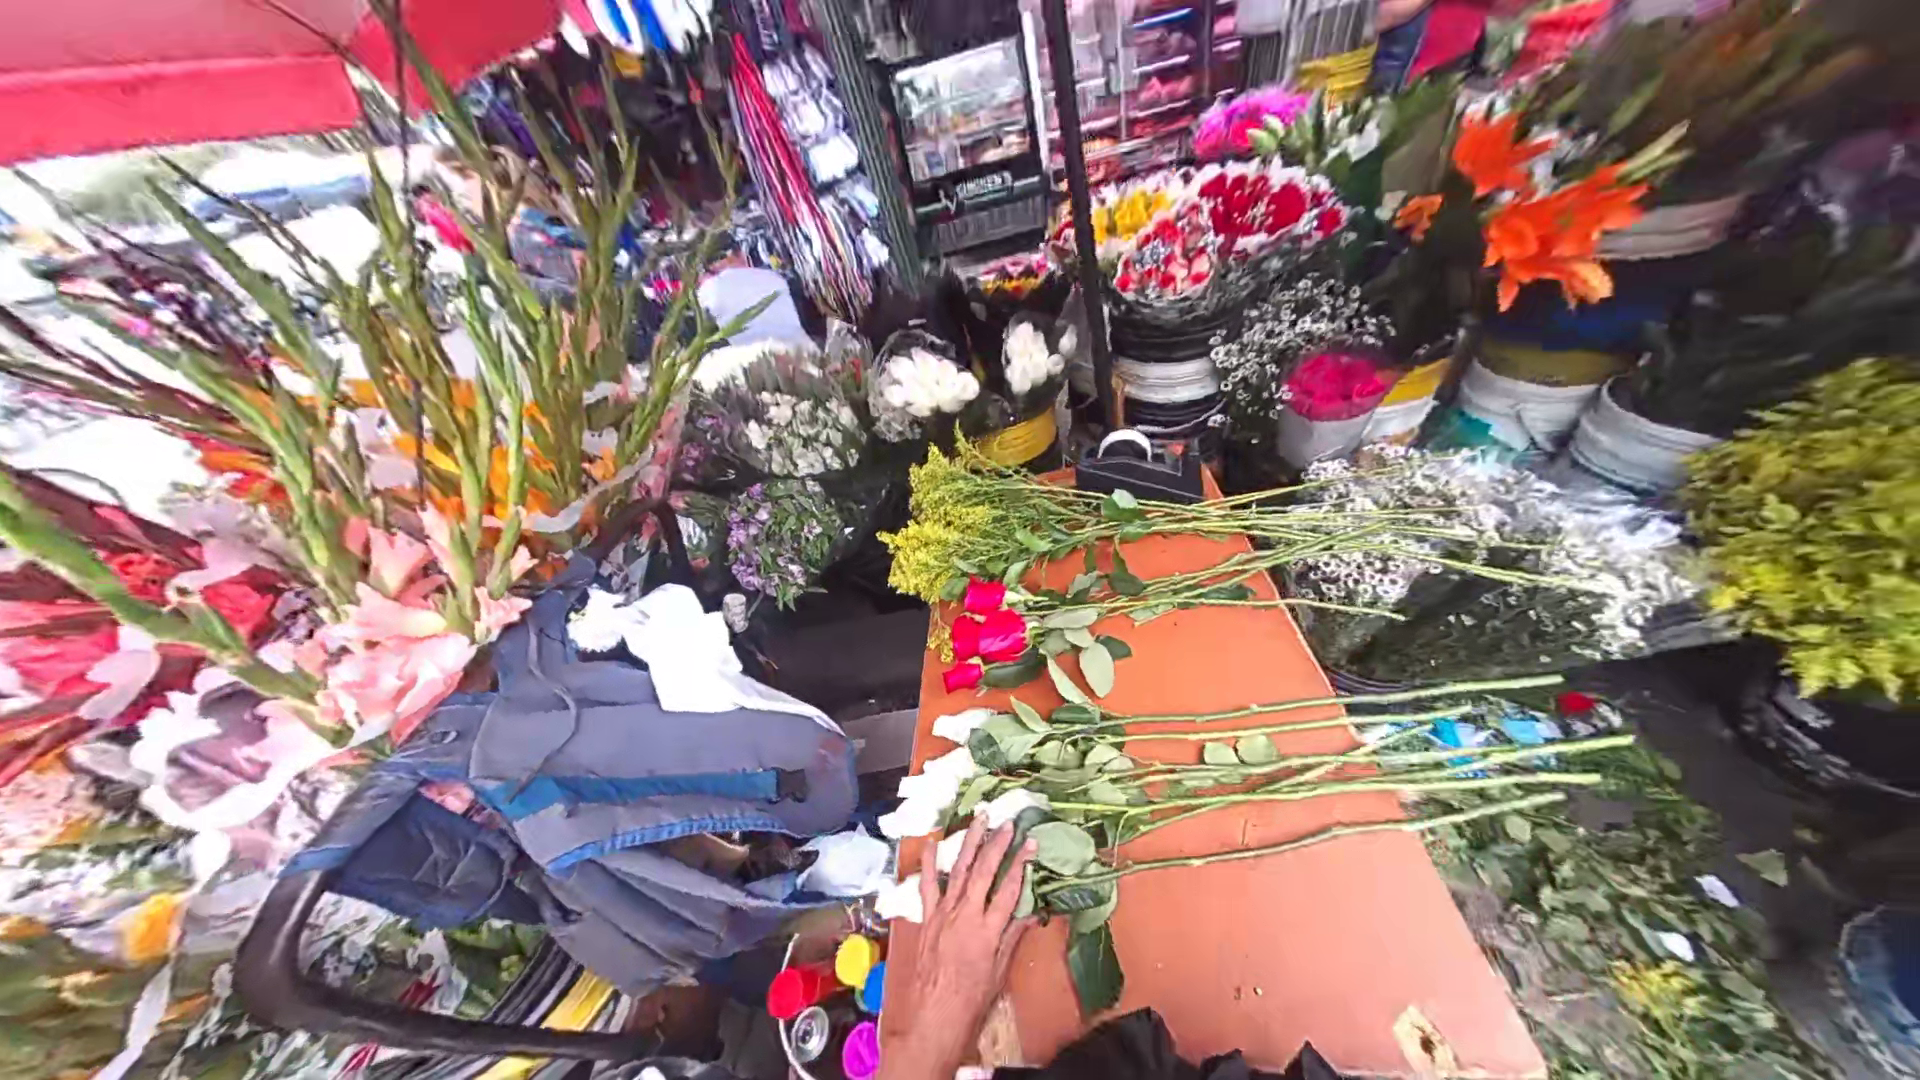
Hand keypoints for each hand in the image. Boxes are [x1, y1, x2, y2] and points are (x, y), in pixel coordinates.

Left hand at [878, 818, 1036, 1079]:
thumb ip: (1012, 937)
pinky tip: (934, 841)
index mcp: (988, 931)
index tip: (1031, 842)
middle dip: (997, 844)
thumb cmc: (971, 1001)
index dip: (1022, 864)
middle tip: (1008, 823)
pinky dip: (930, 861)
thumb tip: (1032, 911)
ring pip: (959, 869)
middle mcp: (965, 915)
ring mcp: (944, 912)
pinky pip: (928, 884)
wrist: (933, 1019)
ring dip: (970, 842)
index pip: (1009, 889)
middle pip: (985, 872)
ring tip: (980, 819)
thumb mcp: (999, 973)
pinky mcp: (928, 916)